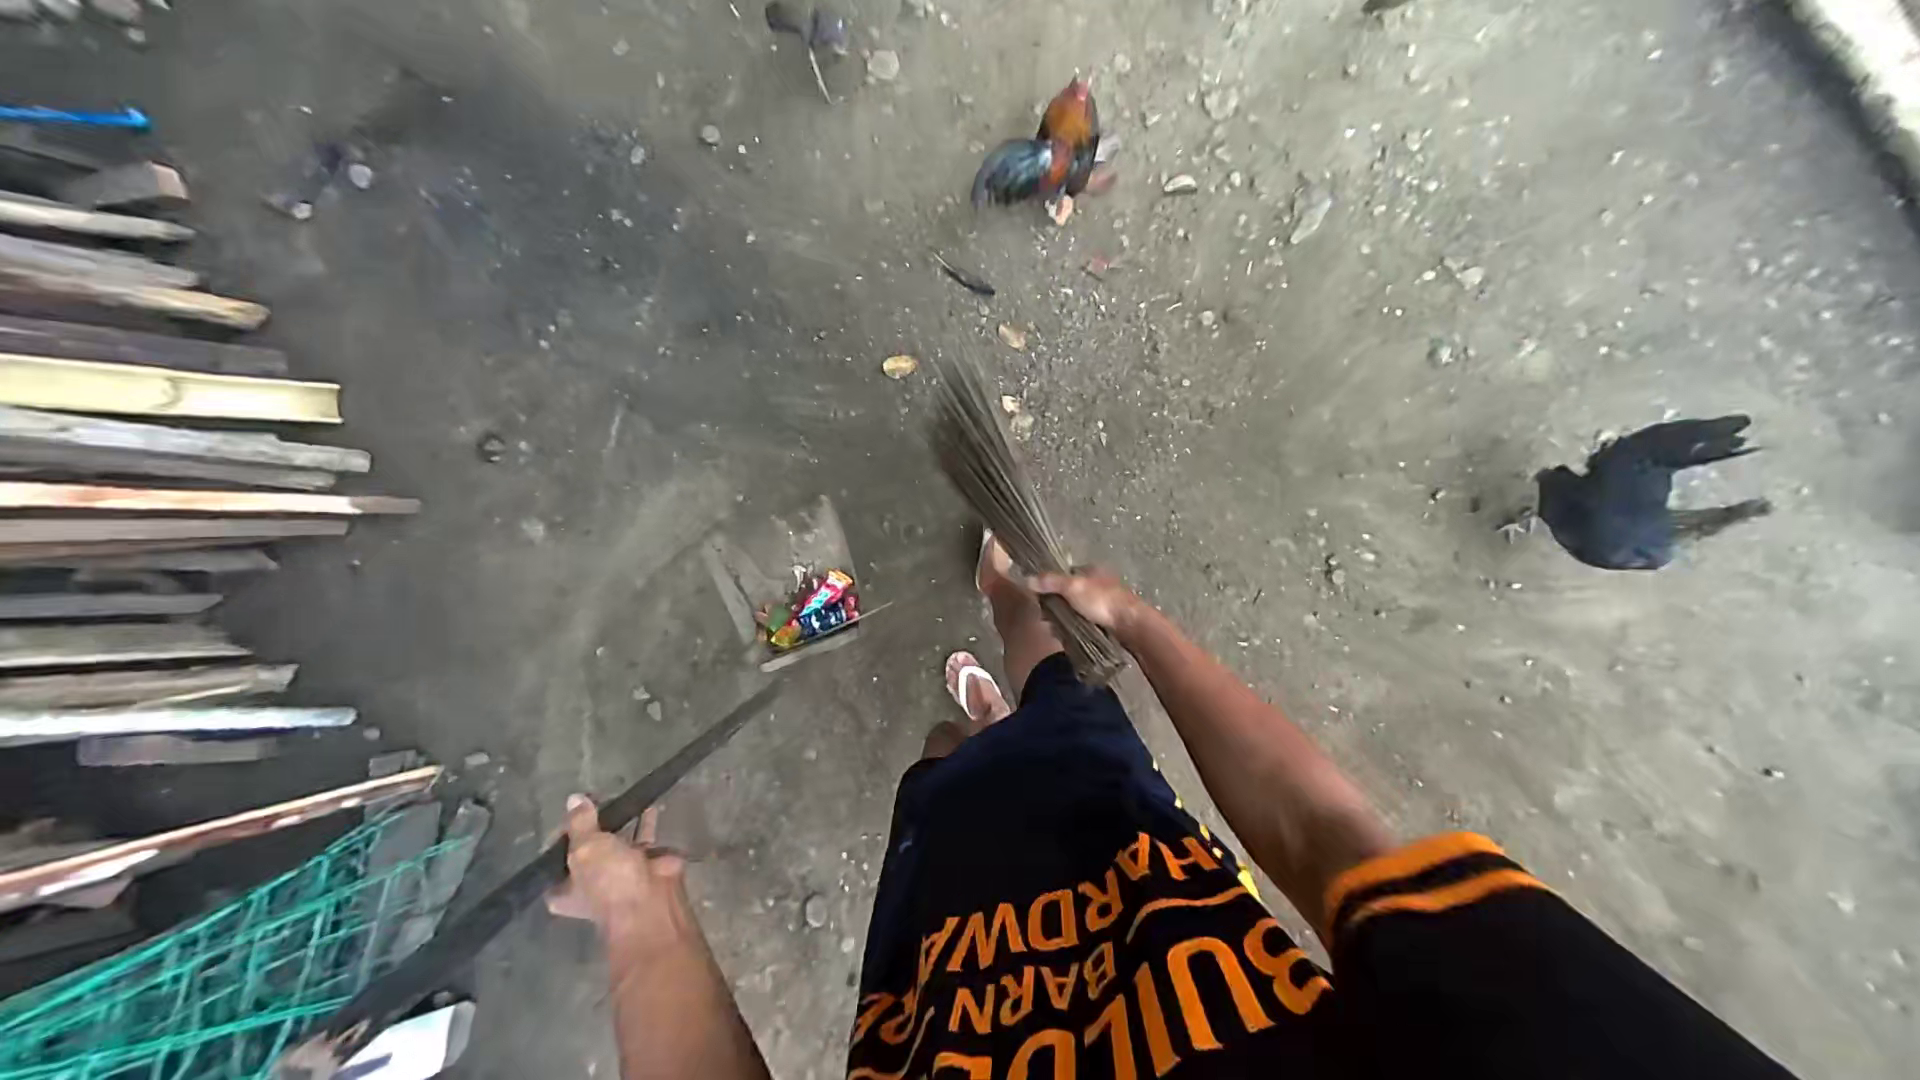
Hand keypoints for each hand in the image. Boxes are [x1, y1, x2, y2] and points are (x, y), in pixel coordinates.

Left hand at [546, 795, 686, 936]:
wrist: (651, 899)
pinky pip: (642, 836)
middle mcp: (588, 880)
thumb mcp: (586, 848)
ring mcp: (617, 871)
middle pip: (586, 845)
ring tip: (621, 794)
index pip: (555, 853)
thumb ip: (580, 822)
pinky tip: (646, 803)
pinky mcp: (643, 861)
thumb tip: (573, 798)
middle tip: (599, 796)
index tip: (575, 808)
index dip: (563, 829)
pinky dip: (645, 821)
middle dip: (593, 822)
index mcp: (563, 887)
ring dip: (619, 820)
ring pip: (614, 839)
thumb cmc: (608, 879)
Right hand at [1027, 567, 1147, 633]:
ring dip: (1064, 618)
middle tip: (1046, 618)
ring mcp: (1104, 601)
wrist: (1130, 624)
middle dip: (1056, 605)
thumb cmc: (1101, 601)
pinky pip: (1084, 621)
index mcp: (1091, 569)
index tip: (1040, 599)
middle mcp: (1098, 582)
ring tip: (1054, 629)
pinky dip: (1074, 627)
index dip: (1050, 585)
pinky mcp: (1107, 618)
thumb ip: (1050, 582)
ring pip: (1076, 608)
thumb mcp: (1072, 587)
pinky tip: (1067, 636)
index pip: (1064, 574)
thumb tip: (1027, 579)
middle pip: (1068, 592)